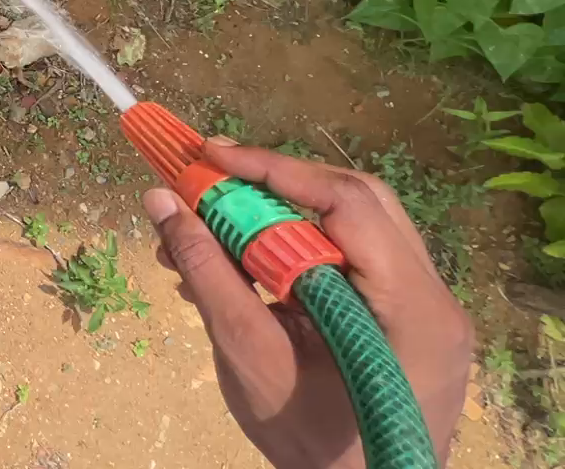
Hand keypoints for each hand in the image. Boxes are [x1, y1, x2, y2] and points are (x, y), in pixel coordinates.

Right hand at [144, 140, 472, 468]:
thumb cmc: (306, 431)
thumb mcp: (244, 347)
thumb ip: (204, 267)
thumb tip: (158, 197)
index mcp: (410, 308)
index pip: (347, 203)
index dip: (271, 168)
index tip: (205, 156)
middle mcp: (428, 296)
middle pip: (350, 200)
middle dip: (268, 180)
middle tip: (204, 173)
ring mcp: (415, 305)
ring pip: (340, 221)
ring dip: (266, 210)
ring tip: (202, 222)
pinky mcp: (393, 313)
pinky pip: (335, 252)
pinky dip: (276, 240)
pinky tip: (228, 258)